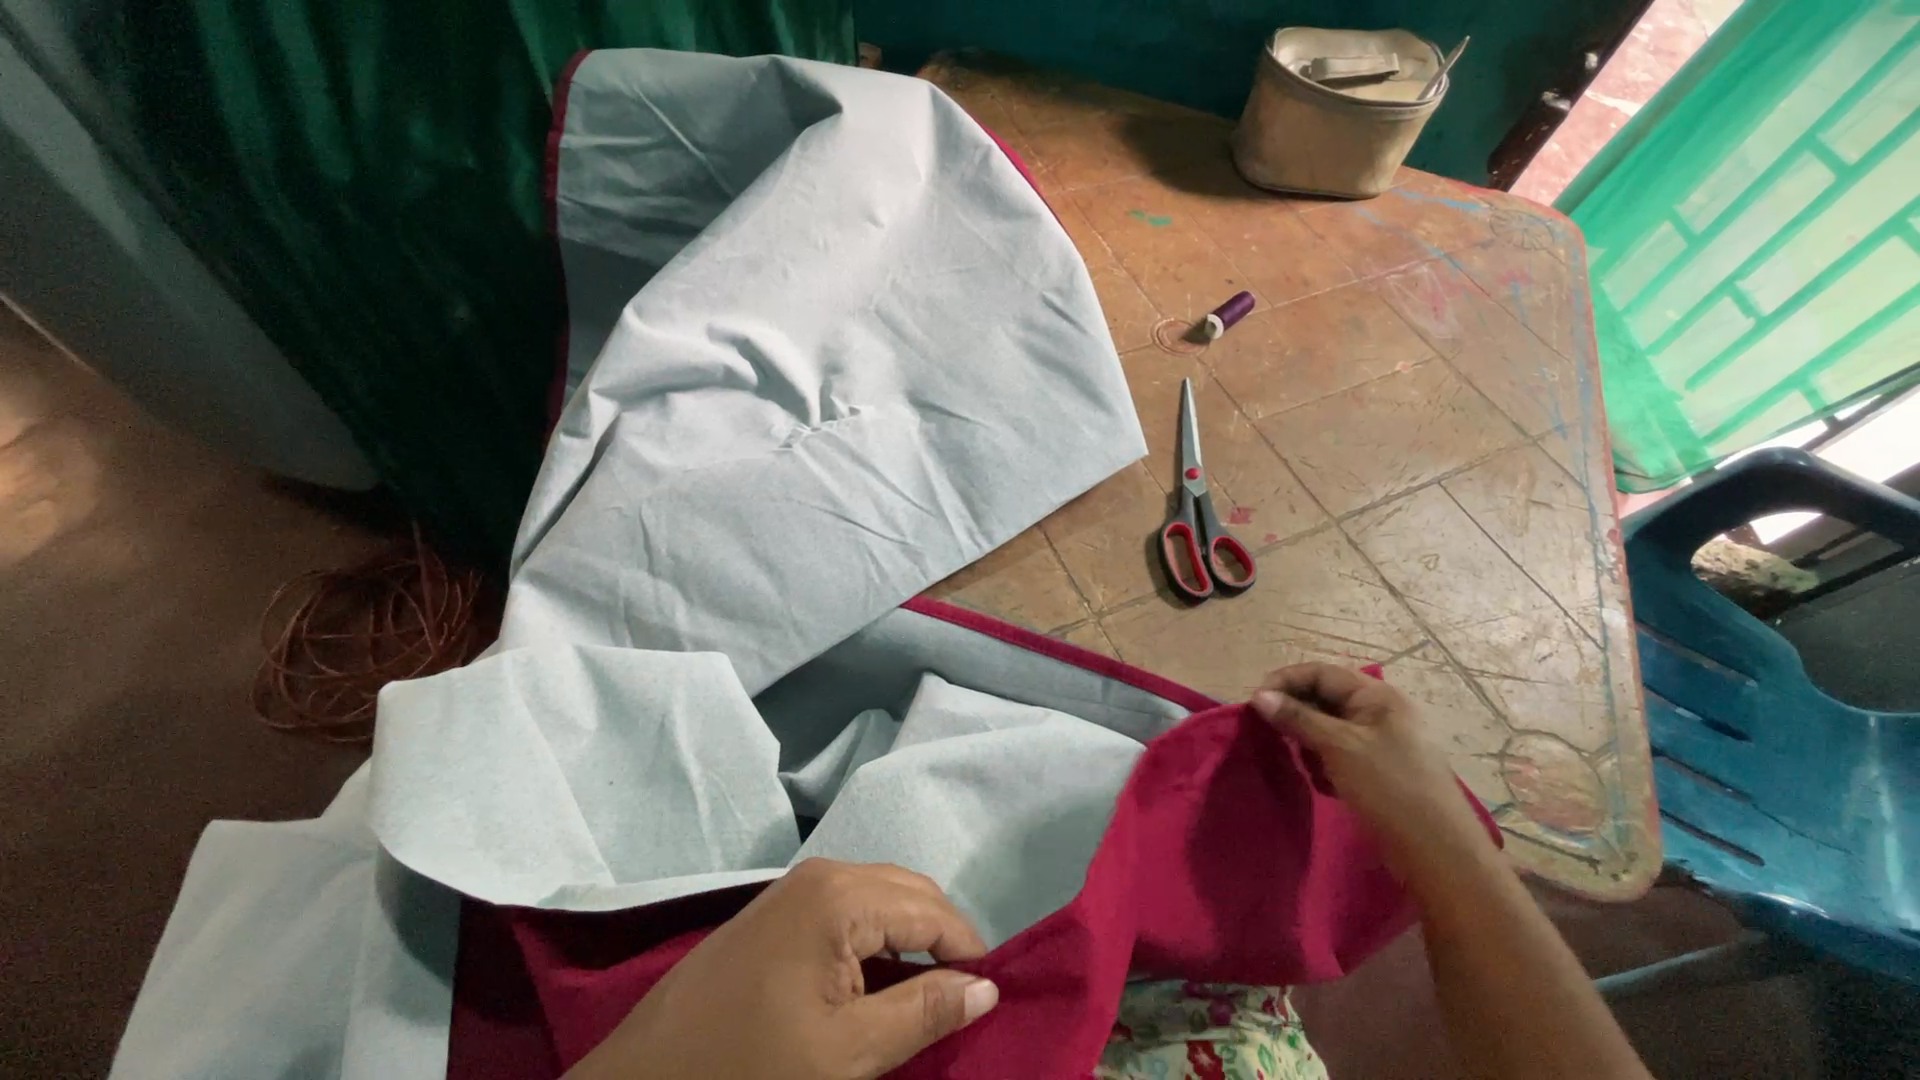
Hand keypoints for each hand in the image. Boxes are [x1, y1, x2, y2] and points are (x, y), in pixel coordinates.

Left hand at [565, 859, 998, 1079]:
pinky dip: (873, 939)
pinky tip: (874, 983)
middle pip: (908, 891)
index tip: (991, 995)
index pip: (932, 909)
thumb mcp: (848, 1052)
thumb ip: (924, 1011)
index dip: (969, 950)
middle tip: (961, 996)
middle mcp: (821, 872)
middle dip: (941, 937)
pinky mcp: (775, 909)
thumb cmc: (751, 1066)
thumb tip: (987, 987)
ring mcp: (793, 887)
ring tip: (923, 995)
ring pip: (879, 897)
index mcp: (841, 895)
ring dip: (908, 938)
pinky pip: (846, 908)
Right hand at [1251, 663, 1490, 877]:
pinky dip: (1325, 764)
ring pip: (1327, 728)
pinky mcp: (1377, 770)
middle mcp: (1380, 712)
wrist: (1438, 852)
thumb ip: (1297, 718)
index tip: (1255, 705)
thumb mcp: (1339, 747)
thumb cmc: (1389, 788)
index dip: (1285, 682)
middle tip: (1273, 737)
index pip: (1320, 672)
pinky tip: (1326, 786)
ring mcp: (1380, 742)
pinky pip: (1338, 754)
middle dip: (1296, 716)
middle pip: (1323, 698)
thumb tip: (1259, 696)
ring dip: (1309, 744)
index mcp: (1377, 696)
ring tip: (1309, 768)